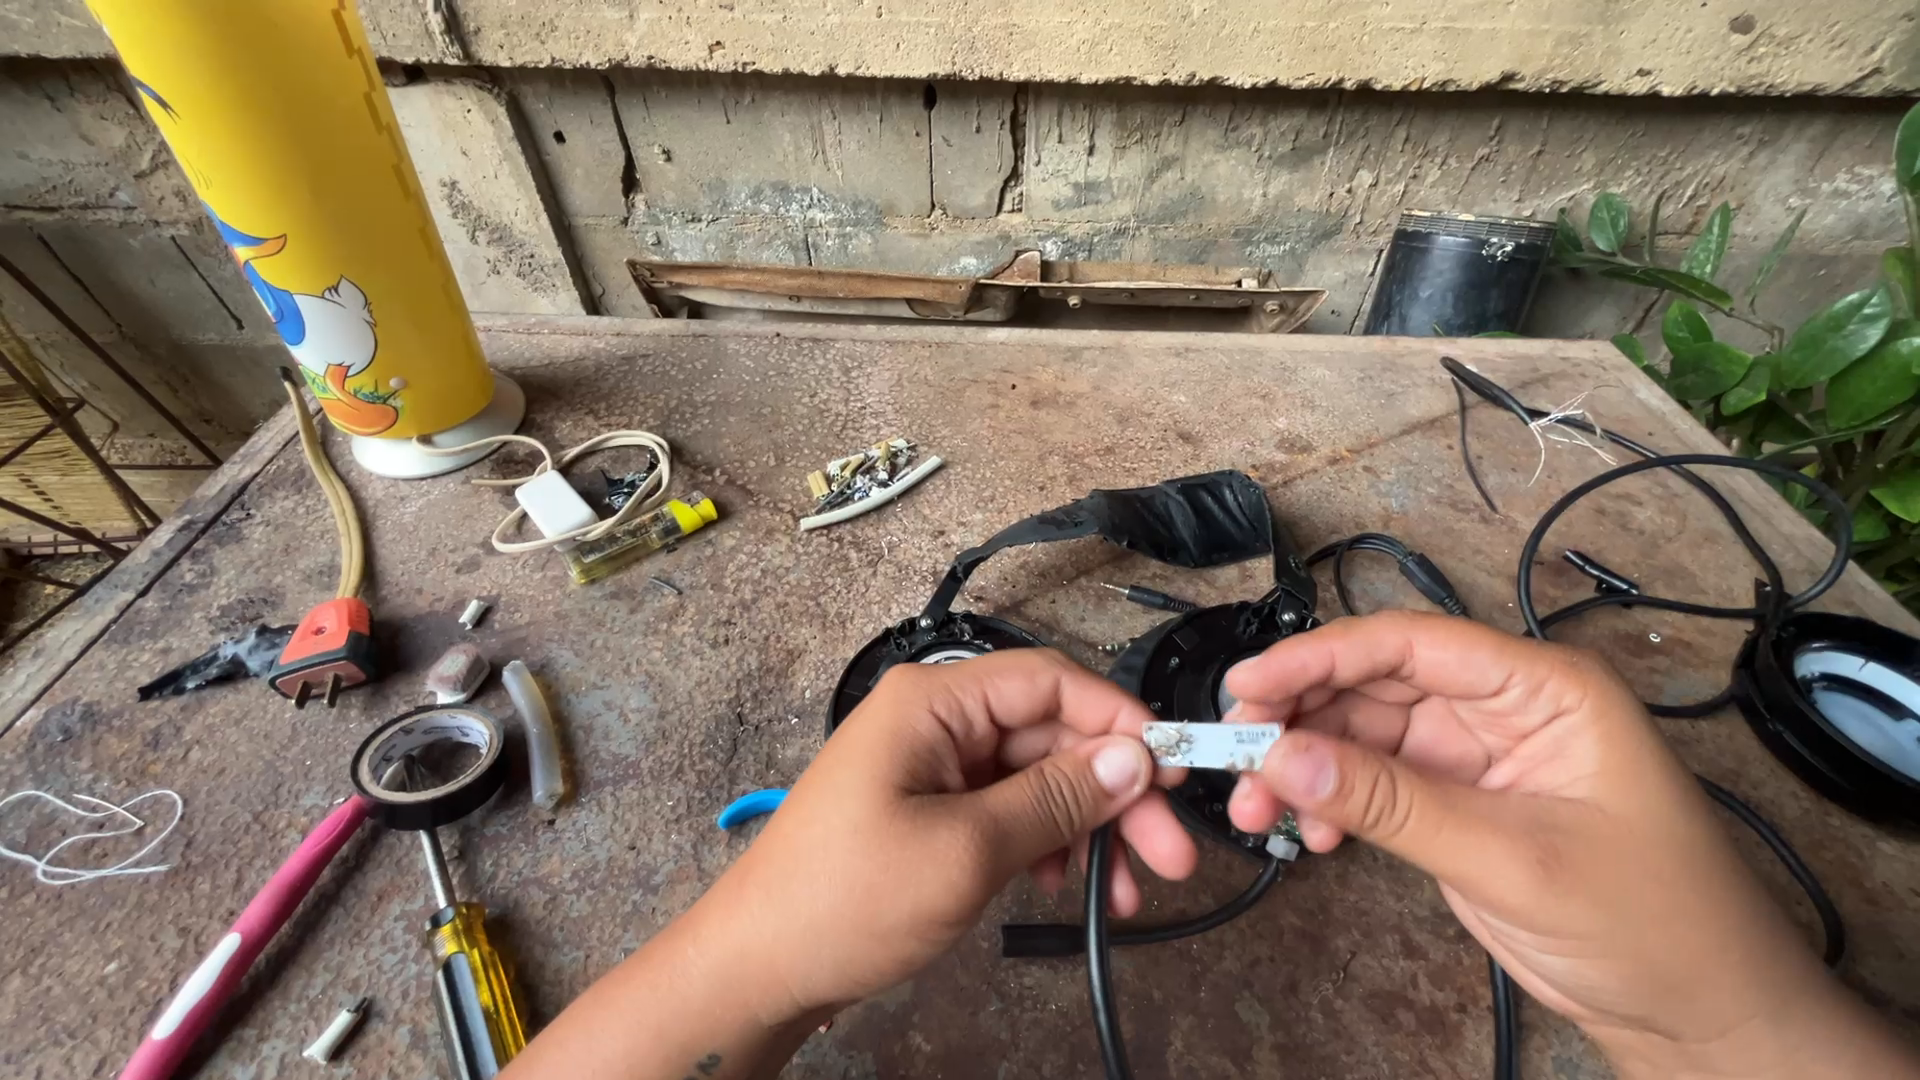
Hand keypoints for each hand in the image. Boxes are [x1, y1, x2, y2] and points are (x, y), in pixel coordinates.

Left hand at [703, 648, 1198, 1021]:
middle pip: (1048, 735)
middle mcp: (940, 720)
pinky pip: (1008, 810)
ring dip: (1085, 828)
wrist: (760, 967)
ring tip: (1125, 893)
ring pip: (1035, 777)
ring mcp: (936, 765)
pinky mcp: (936, 808)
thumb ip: (1054, 798)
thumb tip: (1135, 758)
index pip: (1046, 681)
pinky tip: (1064, 887)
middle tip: (1170, 856)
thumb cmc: (852, 896)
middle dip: (1111, 792)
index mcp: (935, 701)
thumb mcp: (965, 849)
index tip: (1172, 770)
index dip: (1115, 718)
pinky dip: (1045, 844)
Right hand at [1223, 611, 1916, 1078]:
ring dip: (1297, 764)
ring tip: (1254, 807)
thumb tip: (1278, 759)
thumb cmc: (1651, 925)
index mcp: (1536, 687)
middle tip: (1235, 752)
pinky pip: (1360, 776)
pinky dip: (1323, 800)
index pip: (1406, 643)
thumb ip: (1387, 802)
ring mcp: (1461, 749)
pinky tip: (1308, 833)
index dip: (1318, 656)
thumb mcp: (1512, 858)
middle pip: (1365, 682)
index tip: (1249, 686)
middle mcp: (1492, 703)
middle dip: (1295, 716)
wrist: (1700, 1019)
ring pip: (1350, 730)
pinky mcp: (1440, 792)